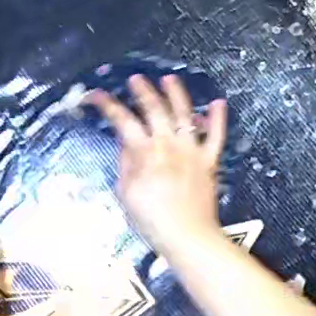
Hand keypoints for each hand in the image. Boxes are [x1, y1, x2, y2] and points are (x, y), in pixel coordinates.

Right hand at [85, 75, 228, 257]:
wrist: (187, 235)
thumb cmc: (153, 220)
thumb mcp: (126, 193)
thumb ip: (125, 164)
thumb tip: (124, 145)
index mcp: (145, 153)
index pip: (122, 121)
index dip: (108, 106)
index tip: (97, 96)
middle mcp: (168, 145)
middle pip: (154, 109)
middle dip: (142, 91)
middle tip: (135, 80)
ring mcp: (190, 151)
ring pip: (184, 114)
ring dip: (176, 94)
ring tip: (169, 79)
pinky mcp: (208, 161)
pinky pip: (216, 135)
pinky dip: (218, 118)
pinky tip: (218, 103)